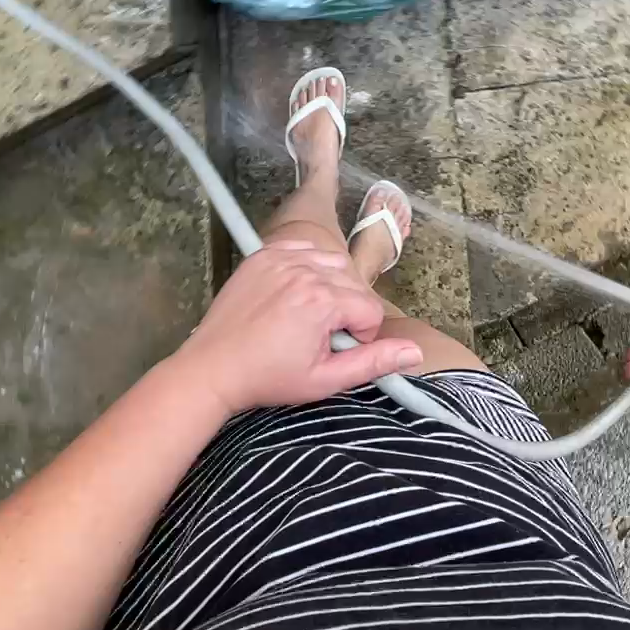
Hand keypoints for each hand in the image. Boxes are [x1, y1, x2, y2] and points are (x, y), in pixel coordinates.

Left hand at [167, 240, 422, 415]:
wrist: (213, 368)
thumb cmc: (268, 378)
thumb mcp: (325, 379)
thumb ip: (373, 362)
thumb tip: (416, 352)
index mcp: (323, 302)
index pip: (370, 309)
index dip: (360, 334)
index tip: (333, 349)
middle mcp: (306, 272)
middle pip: (354, 285)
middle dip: (346, 311)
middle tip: (318, 337)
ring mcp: (282, 259)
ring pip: (333, 264)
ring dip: (330, 287)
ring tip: (307, 315)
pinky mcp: (264, 255)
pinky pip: (305, 250)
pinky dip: (308, 267)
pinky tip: (294, 293)